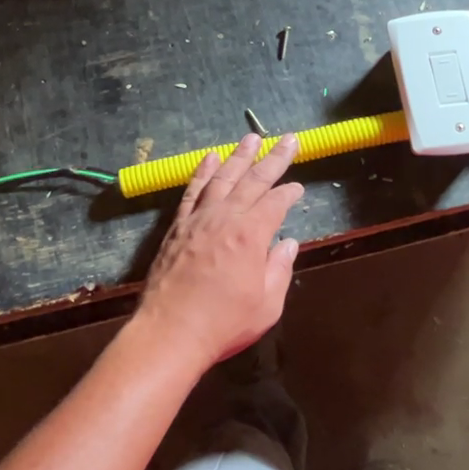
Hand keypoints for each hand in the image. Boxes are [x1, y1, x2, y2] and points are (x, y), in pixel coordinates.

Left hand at [131, 134, 303, 372]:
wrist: (170, 331)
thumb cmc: (223, 324)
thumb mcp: (266, 305)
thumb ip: (279, 270)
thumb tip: (288, 243)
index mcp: (250, 235)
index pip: (276, 203)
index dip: (289, 194)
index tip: (298, 187)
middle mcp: (224, 217)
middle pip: (252, 180)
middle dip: (273, 159)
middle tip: (289, 139)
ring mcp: (198, 219)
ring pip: (222, 177)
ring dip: (238, 156)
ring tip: (252, 138)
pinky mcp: (177, 226)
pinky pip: (193, 190)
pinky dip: (203, 171)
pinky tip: (210, 158)